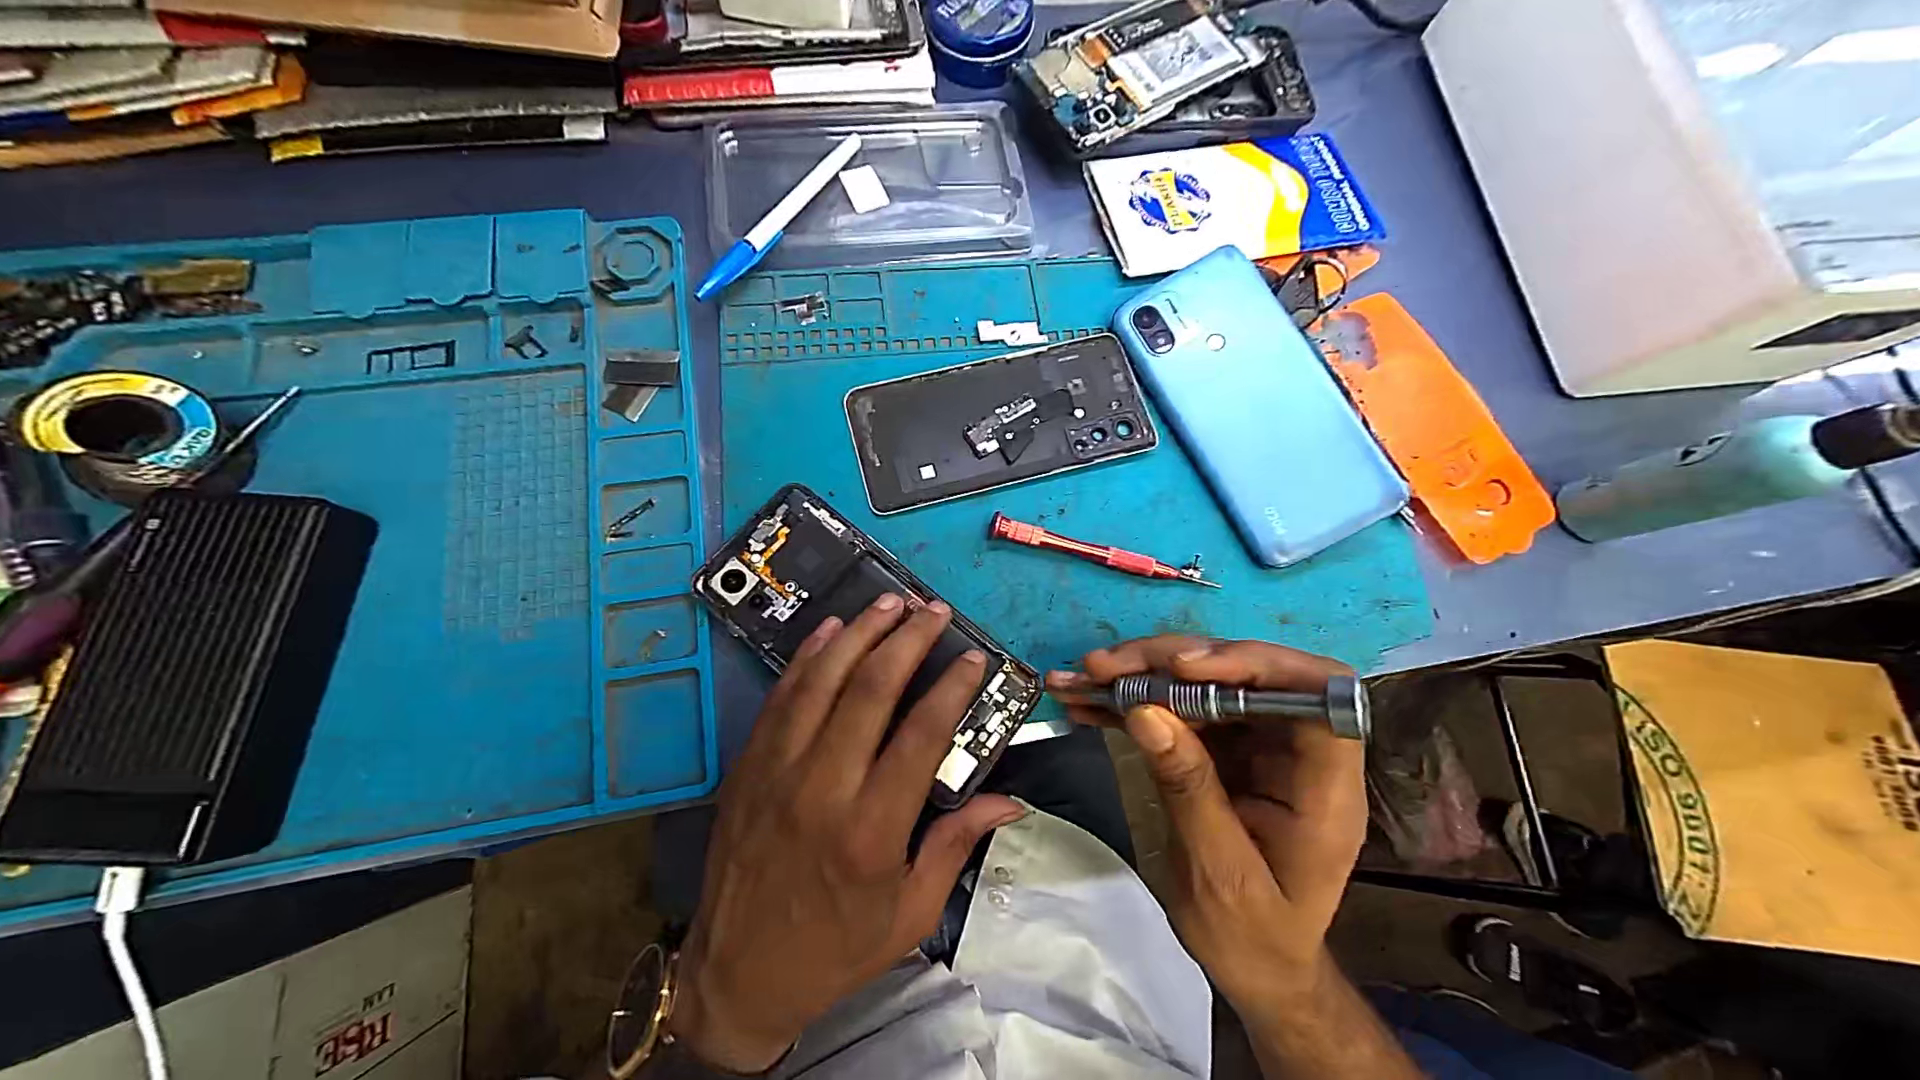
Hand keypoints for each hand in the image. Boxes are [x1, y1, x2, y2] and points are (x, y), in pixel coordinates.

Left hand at [671, 594, 1025, 1073]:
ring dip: (858, 633)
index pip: (921, 735)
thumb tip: (1010, 802)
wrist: (738, 975)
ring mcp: (777, 771)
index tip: (974, 658)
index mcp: (871, 830)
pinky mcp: (748, 766)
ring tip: (890, 602)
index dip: (952, 687)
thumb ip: (956, 847)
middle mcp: (822, 789)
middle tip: (933, 611)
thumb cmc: (835, 948)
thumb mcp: (910, 913)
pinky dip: (807, 657)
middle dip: (907, 640)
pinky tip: (831, 630)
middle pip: (870, 691)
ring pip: (820, 681)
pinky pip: (780, 698)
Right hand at [1051, 636, 1367, 1015]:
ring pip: (1202, 681)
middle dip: (1171, 661)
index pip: (1315, 693)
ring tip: (1083, 675)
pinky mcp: (1218, 746)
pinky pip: (1175, 708)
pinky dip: (1129, 700)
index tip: (1185, 669)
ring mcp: (1253, 743)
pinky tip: (1085, 700)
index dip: (1255, 665)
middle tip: (1105, 667)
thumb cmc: (1255, 938)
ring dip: (1140, 673)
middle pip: (1245, 673)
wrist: (1256, 966)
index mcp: (1323, 784)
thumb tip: (1147, 711)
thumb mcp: (1220, 874)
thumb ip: (1189, 788)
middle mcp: (1292, 748)